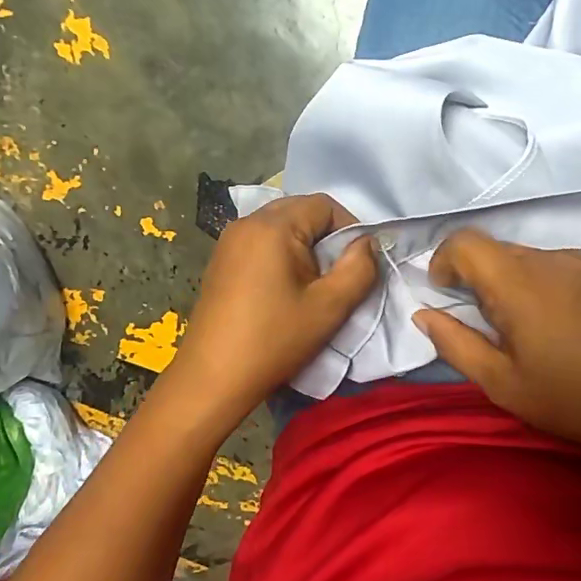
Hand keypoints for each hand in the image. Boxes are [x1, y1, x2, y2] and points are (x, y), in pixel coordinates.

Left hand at [164, 194, 377, 419]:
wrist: (214, 376)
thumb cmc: (274, 339)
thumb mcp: (329, 307)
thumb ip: (359, 268)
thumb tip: (366, 243)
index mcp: (272, 226)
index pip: (323, 204)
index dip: (349, 228)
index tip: (358, 263)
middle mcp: (246, 222)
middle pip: (299, 210)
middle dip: (326, 236)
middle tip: (337, 275)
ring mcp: (228, 241)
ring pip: (279, 227)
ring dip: (303, 246)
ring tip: (312, 285)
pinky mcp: (219, 260)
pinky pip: (259, 242)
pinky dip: (280, 255)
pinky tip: (283, 290)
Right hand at [412, 229, 580, 462]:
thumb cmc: (577, 398)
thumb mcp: (502, 384)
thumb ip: (455, 343)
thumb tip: (424, 313)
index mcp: (518, 281)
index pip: (465, 242)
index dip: (445, 260)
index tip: (446, 293)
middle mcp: (551, 257)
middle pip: (498, 252)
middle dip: (482, 281)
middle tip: (496, 329)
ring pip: (533, 260)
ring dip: (520, 285)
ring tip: (542, 333)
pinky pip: (566, 266)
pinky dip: (553, 286)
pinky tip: (574, 326)